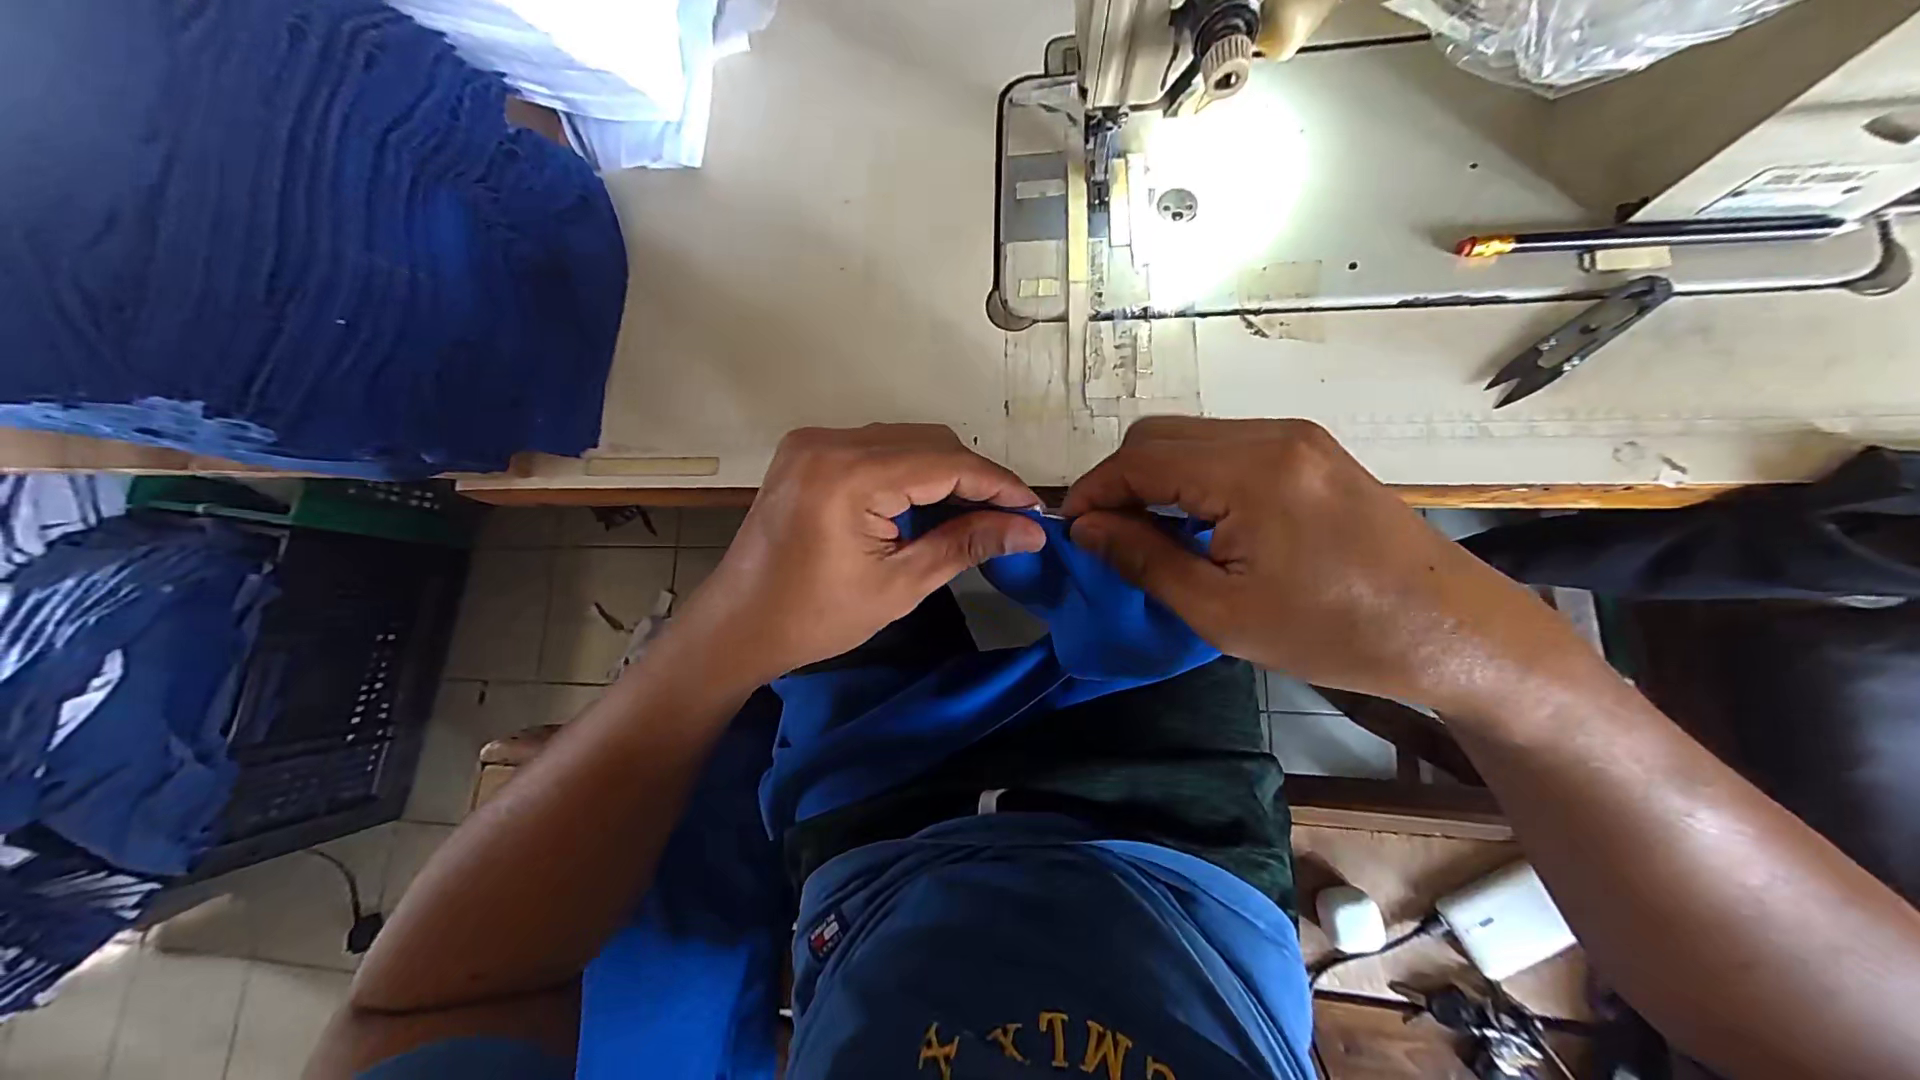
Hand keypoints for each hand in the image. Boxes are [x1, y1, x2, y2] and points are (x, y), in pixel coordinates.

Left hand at [669, 425, 1046, 685]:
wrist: (738, 625)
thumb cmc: (816, 618)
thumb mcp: (900, 585)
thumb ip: (966, 544)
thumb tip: (1029, 529)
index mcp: (849, 476)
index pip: (946, 462)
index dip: (998, 483)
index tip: (1033, 509)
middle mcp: (829, 442)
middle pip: (928, 441)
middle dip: (972, 477)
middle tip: (1005, 519)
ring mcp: (813, 441)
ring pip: (904, 440)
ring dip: (943, 472)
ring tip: (970, 515)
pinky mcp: (806, 450)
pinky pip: (876, 447)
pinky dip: (909, 471)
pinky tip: (925, 505)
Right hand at [1062, 418, 1592, 715]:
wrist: (1453, 631)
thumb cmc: (1334, 634)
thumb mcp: (1222, 612)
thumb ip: (1144, 559)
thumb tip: (1086, 528)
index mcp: (1249, 472)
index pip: (1138, 460)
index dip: (1092, 492)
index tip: (1071, 532)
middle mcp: (1270, 435)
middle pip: (1158, 435)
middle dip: (1118, 481)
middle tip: (1109, 538)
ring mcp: (1294, 437)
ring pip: (1189, 438)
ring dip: (1153, 478)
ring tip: (1148, 535)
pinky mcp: (1309, 450)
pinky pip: (1224, 448)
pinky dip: (1191, 477)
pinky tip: (1196, 522)